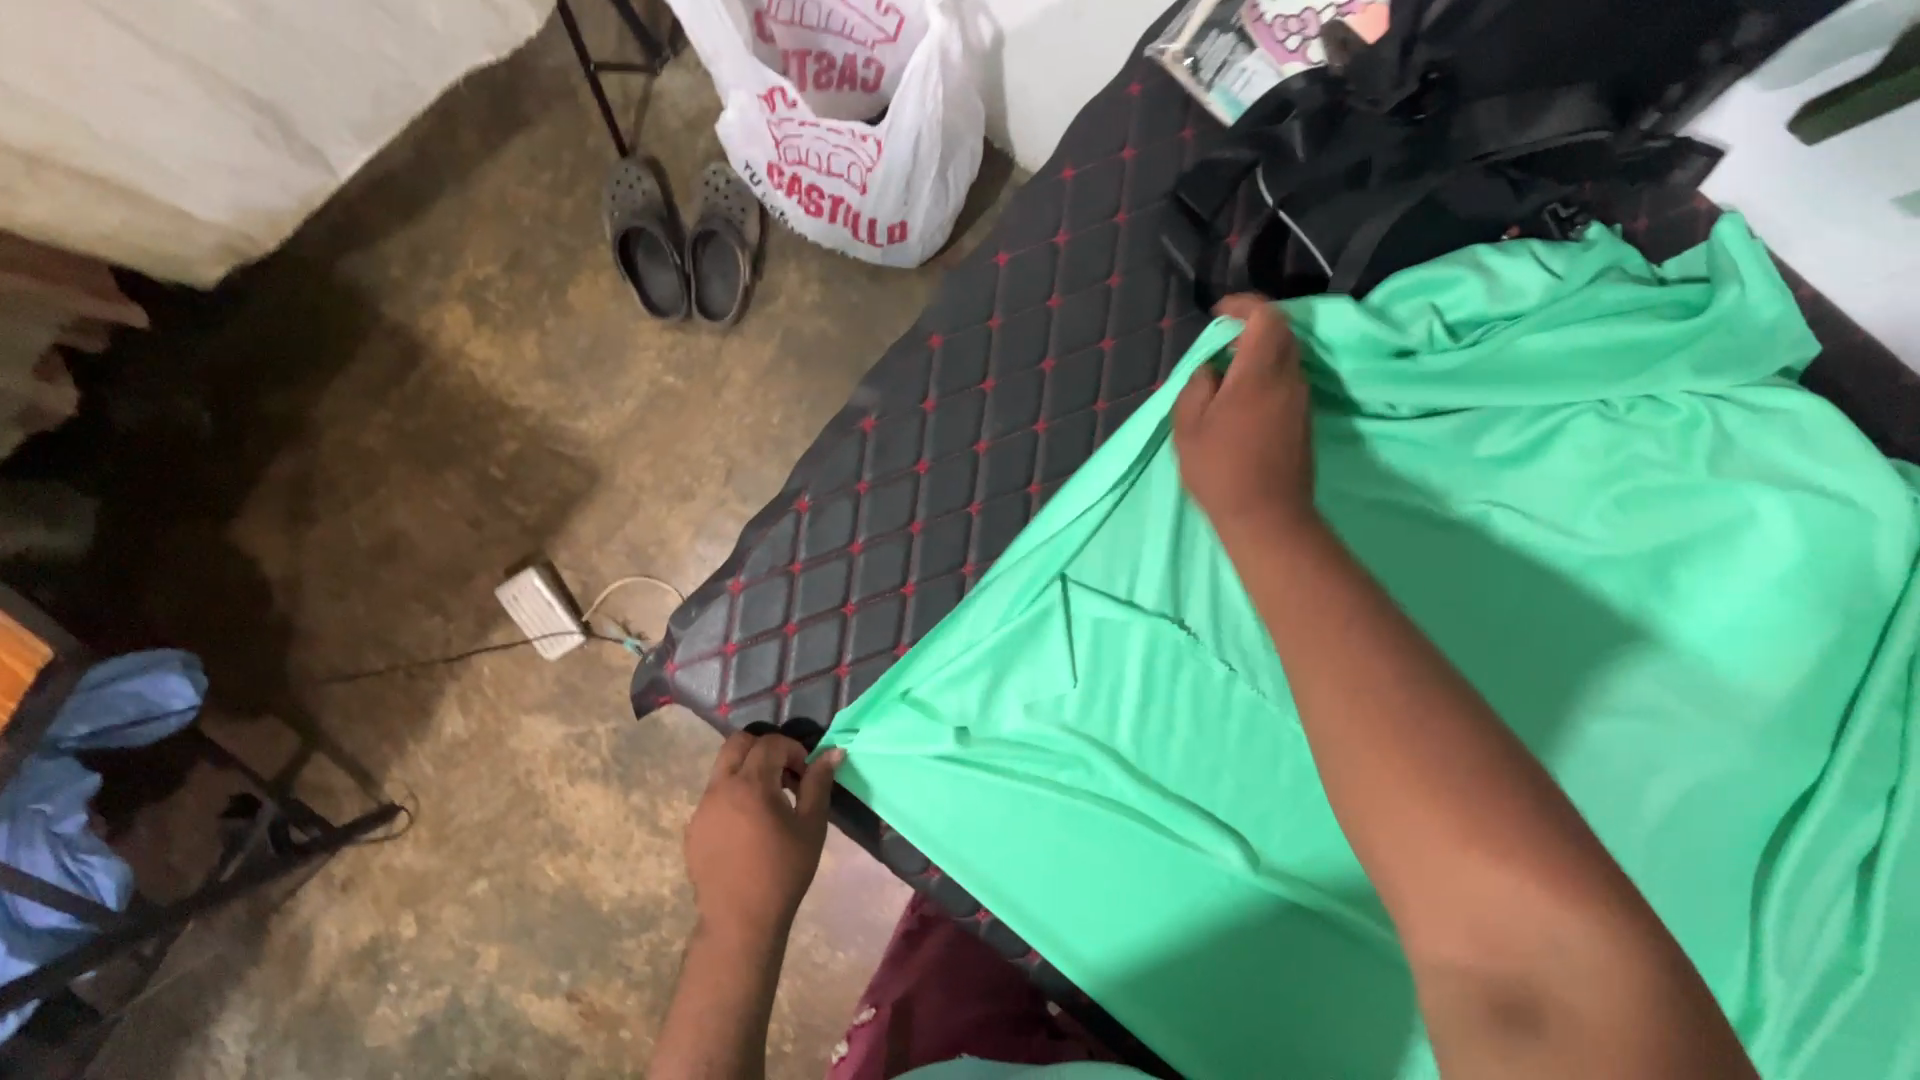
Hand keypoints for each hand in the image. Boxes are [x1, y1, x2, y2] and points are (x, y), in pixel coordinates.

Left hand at [684, 733, 842, 946]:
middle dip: (763, 749)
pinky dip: (732, 797)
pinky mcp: (692, 829)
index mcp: (750, 784)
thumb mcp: (811, 826)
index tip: (805, 773)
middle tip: (784, 775)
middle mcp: (719, 788)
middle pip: (736, 744)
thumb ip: (819, 783)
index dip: (792, 750)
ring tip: (767, 804)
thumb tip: (832, 752)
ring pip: (721, 769)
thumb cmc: (784, 871)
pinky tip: (747, 829)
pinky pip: (713, 797)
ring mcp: (701, 808)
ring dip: (746, 772)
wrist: (741, 920)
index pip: (769, 743)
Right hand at [1173, 294, 1316, 537]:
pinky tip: (1242, 402)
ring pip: (1287, 358)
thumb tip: (1210, 370)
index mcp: (1259, 373)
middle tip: (1221, 343)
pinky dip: (1266, 377)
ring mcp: (1301, 401)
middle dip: (1251, 328)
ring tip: (1227, 374)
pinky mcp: (1304, 421)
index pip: (1266, 317)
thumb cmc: (1220, 470)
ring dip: (1259, 355)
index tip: (1219, 315)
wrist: (1268, 516)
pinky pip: (1287, 382)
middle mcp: (1289, 379)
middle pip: (1281, 333)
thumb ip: (1196, 386)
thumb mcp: (1188, 427)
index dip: (1243, 306)